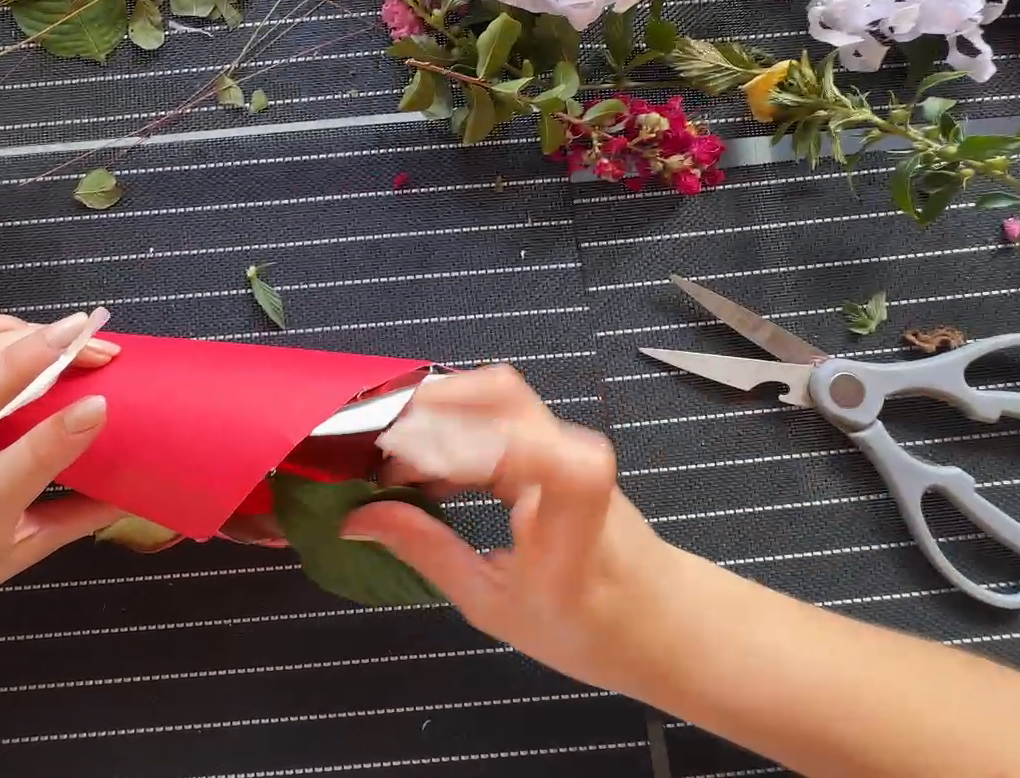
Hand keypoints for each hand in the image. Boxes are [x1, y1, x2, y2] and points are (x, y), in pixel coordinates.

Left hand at [0, 313, 124, 683]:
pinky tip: (25, 329)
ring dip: (13, 338)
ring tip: (70, 330)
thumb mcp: (8, 563)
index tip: (99, 404)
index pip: (3, 481)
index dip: (52, 441)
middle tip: (84, 335)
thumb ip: (72, 523)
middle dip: (24, 363)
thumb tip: (134, 489)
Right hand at [344, 365, 671, 694]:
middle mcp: (572, 454)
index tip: (388, 464)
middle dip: (423, 413)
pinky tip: (425, 469)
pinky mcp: (556, 438)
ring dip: (433, 416)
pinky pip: (496, 411)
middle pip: (495, 394)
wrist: (663, 617)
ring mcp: (567, 439)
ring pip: (492, 393)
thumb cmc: (587, 626)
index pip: (515, 443)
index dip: (447, 438)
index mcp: (569, 506)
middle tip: (374, 455)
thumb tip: (356, 519)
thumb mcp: (494, 605)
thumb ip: (425, 551)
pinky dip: (451, 427)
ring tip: (392, 464)